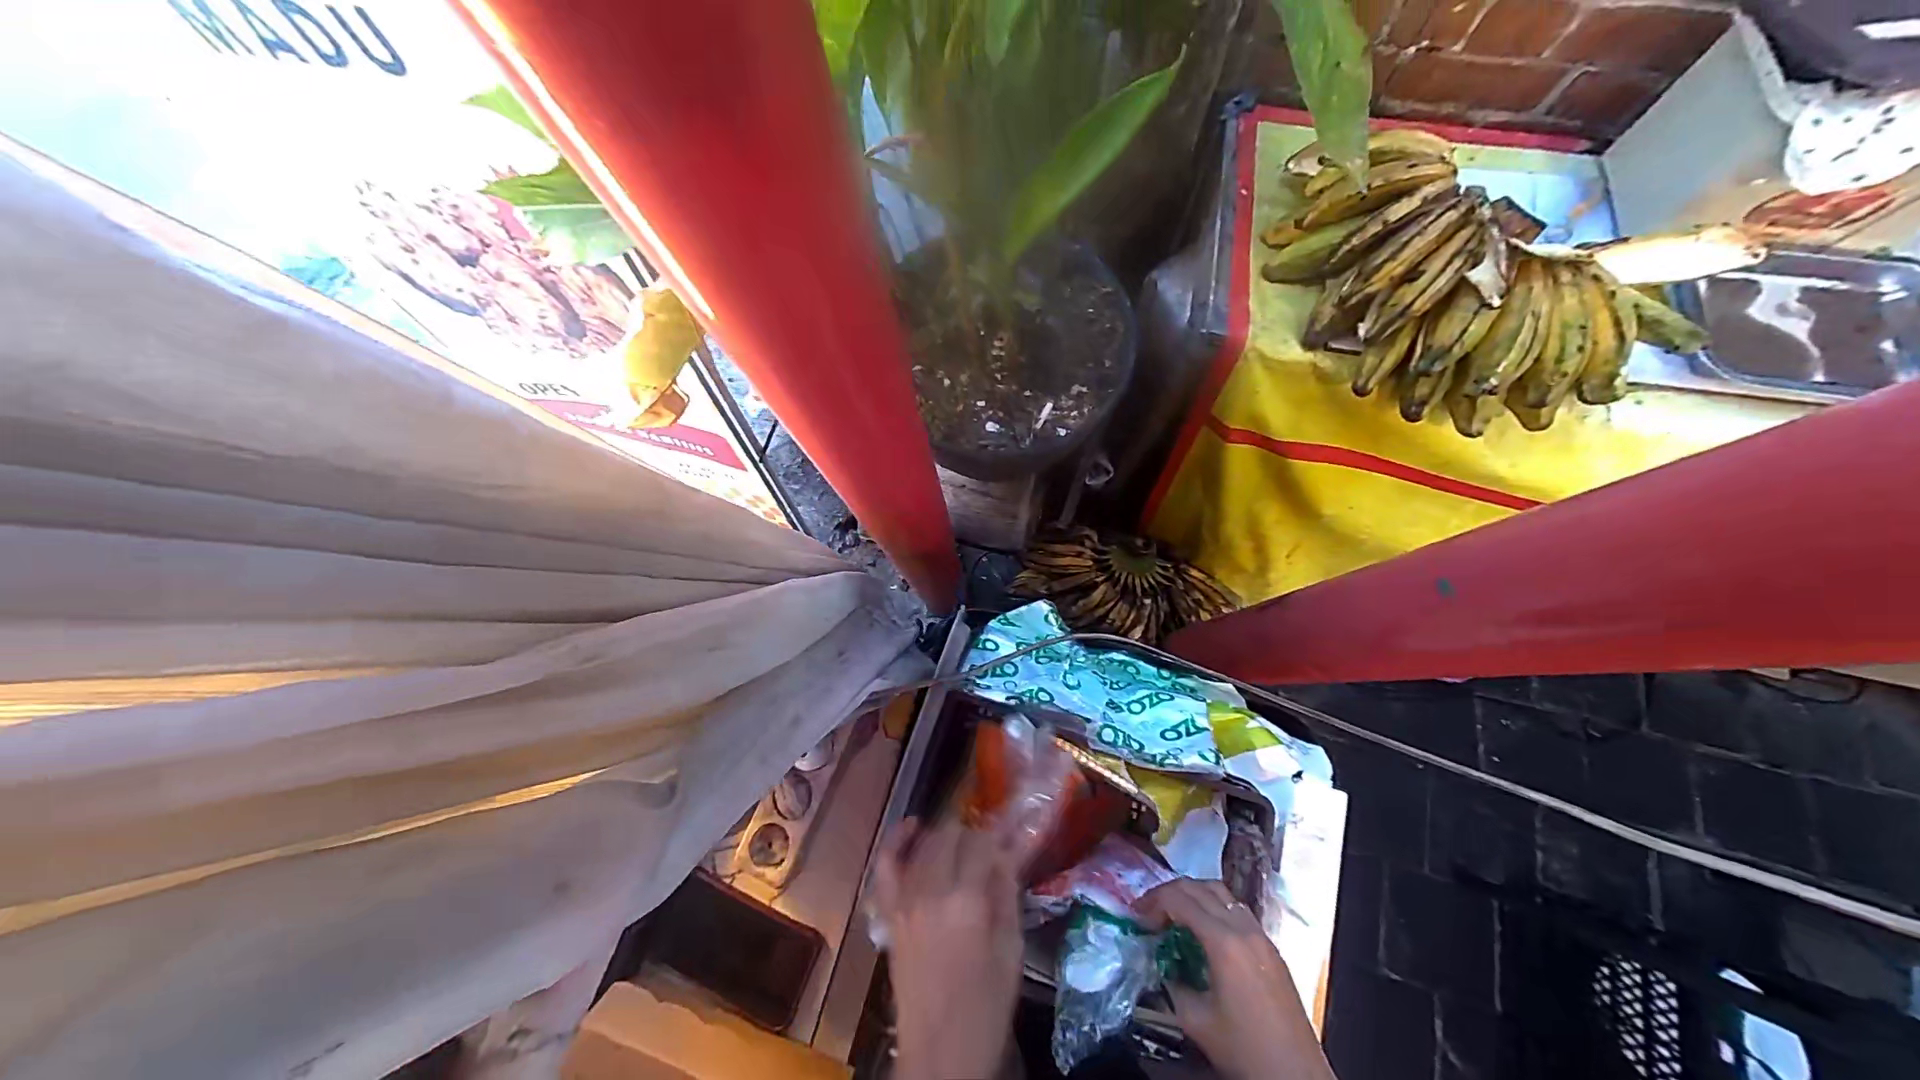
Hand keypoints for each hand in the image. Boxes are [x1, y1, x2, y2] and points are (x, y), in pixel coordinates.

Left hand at [874, 818, 1023, 1079]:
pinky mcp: (890, 914)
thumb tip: (1007, 856)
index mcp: (967, 903)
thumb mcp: (1010, 952)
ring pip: (923, 847)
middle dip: (972, 833)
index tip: (1010, 831)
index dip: (998, 835)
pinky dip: (896, 842)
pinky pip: (886, 867)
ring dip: (943, 835)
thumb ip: (1006, 896)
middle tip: (989, 842)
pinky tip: (911, 827)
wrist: (940, 1054)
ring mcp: (905, 901)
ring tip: (962, 838)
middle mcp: (932, 892)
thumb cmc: (985, 1008)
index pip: (982, 845)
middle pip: (950, 838)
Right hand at [1136, 879, 1335, 1079]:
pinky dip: (1213, 907)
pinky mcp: (1271, 949)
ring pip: (1222, 893)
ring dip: (1193, 895)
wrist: (1297, 1077)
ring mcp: (1261, 936)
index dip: (1153, 902)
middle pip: (1200, 888)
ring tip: (1173, 914)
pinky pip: (1237, 910)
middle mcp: (1244, 929)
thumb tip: (1160, 962)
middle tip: (1149, 911)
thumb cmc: (1244, 1050)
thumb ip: (1172, 982)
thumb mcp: (1195, 1020)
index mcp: (1224, 942)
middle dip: (1169, 892)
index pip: (1180, 900)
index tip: (1136, 916)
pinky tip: (1203, 931)